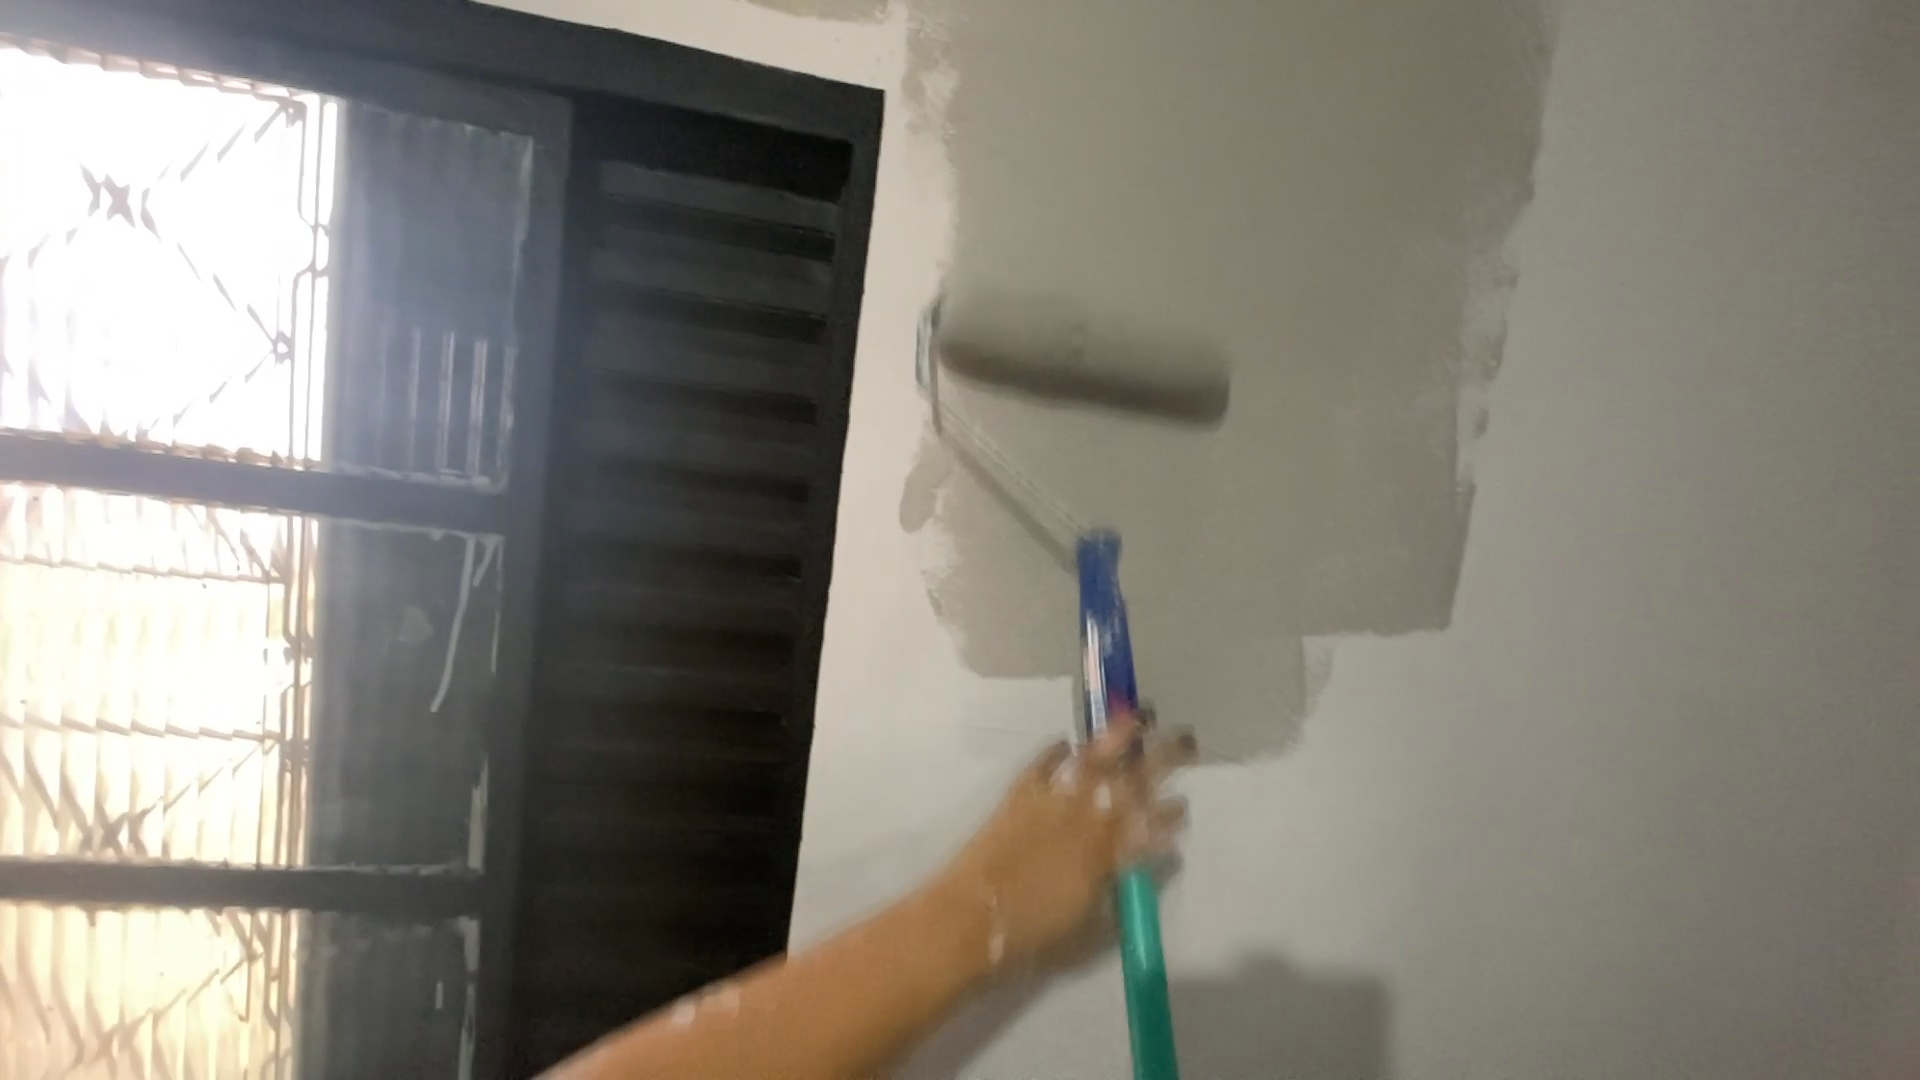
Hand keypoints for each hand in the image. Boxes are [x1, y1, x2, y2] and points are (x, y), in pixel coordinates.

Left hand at [936, 713, 1196, 973]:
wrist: (972, 918)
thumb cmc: (1034, 936)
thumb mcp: (1091, 926)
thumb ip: (1119, 888)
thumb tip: (1141, 863)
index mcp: (1107, 855)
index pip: (1150, 825)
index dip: (1169, 814)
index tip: (1183, 805)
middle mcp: (1085, 821)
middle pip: (1131, 781)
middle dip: (1161, 758)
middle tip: (1182, 739)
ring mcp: (1051, 803)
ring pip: (1091, 762)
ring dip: (1114, 737)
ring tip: (1134, 715)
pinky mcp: (1019, 795)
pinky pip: (1042, 765)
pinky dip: (1054, 751)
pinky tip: (1066, 741)